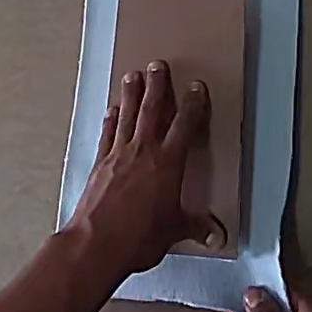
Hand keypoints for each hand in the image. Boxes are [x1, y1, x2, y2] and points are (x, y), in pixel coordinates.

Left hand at [67, 61, 211, 272]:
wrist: (95, 245)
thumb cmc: (138, 236)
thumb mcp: (174, 230)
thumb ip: (196, 227)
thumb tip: (216, 235)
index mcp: (168, 162)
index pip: (185, 124)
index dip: (193, 104)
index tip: (196, 87)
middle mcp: (143, 151)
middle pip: (152, 109)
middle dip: (157, 86)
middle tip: (157, 65)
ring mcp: (118, 155)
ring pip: (127, 115)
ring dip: (131, 94)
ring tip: (132, 76)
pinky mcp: (99, 165)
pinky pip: (107, 134)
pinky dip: (110, 120)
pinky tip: (111, 111)